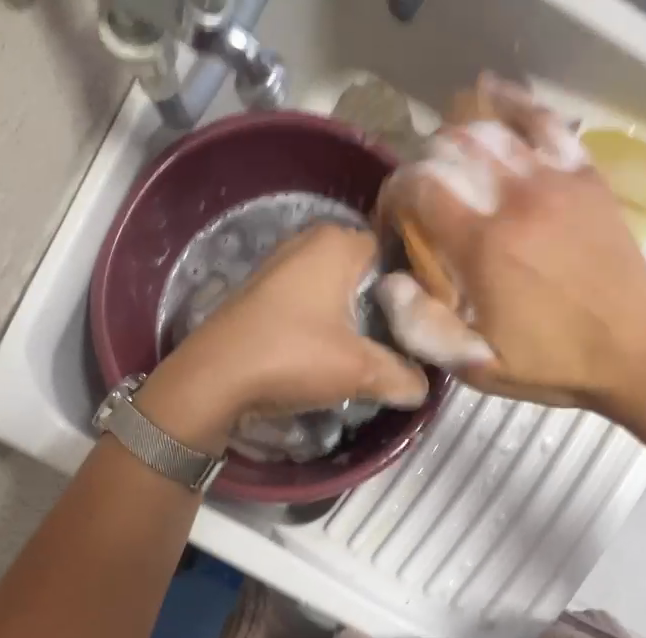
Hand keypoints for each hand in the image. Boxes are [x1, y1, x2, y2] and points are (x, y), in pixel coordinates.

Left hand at [135, 224, 429, 453]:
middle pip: (368, 274)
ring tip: (377, 353)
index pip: (400, 254)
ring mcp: (282, 266)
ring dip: (356, 319)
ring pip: (338, 290)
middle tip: (408, 344)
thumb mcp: (360, 371)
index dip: (419, 290)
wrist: (214, 378)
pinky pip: (312, 304)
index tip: (431, 325)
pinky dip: (328, 324)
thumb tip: (424, 387)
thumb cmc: (293, 357)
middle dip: (387, 307)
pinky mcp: (263, 294)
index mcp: (339, 242)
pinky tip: (337, 355)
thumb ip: (402, 376)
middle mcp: (310, 241)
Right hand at [376, 74, 645, 410]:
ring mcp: (554, 181)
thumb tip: (389, 284)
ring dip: (459, 139)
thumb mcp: (480, 367)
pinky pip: (542, 122)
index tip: (393, 222)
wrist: (636, 349)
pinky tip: (493, 101)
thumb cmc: (555, 364)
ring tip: (453, 164)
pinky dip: (512, 106)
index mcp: (483, 246)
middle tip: (423, 199)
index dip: (393, 197)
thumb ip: (425, 328)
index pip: (418, 187)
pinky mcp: (584, 176)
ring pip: (490, 129)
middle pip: (450, 150)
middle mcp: (514, 200)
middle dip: (423, 167)